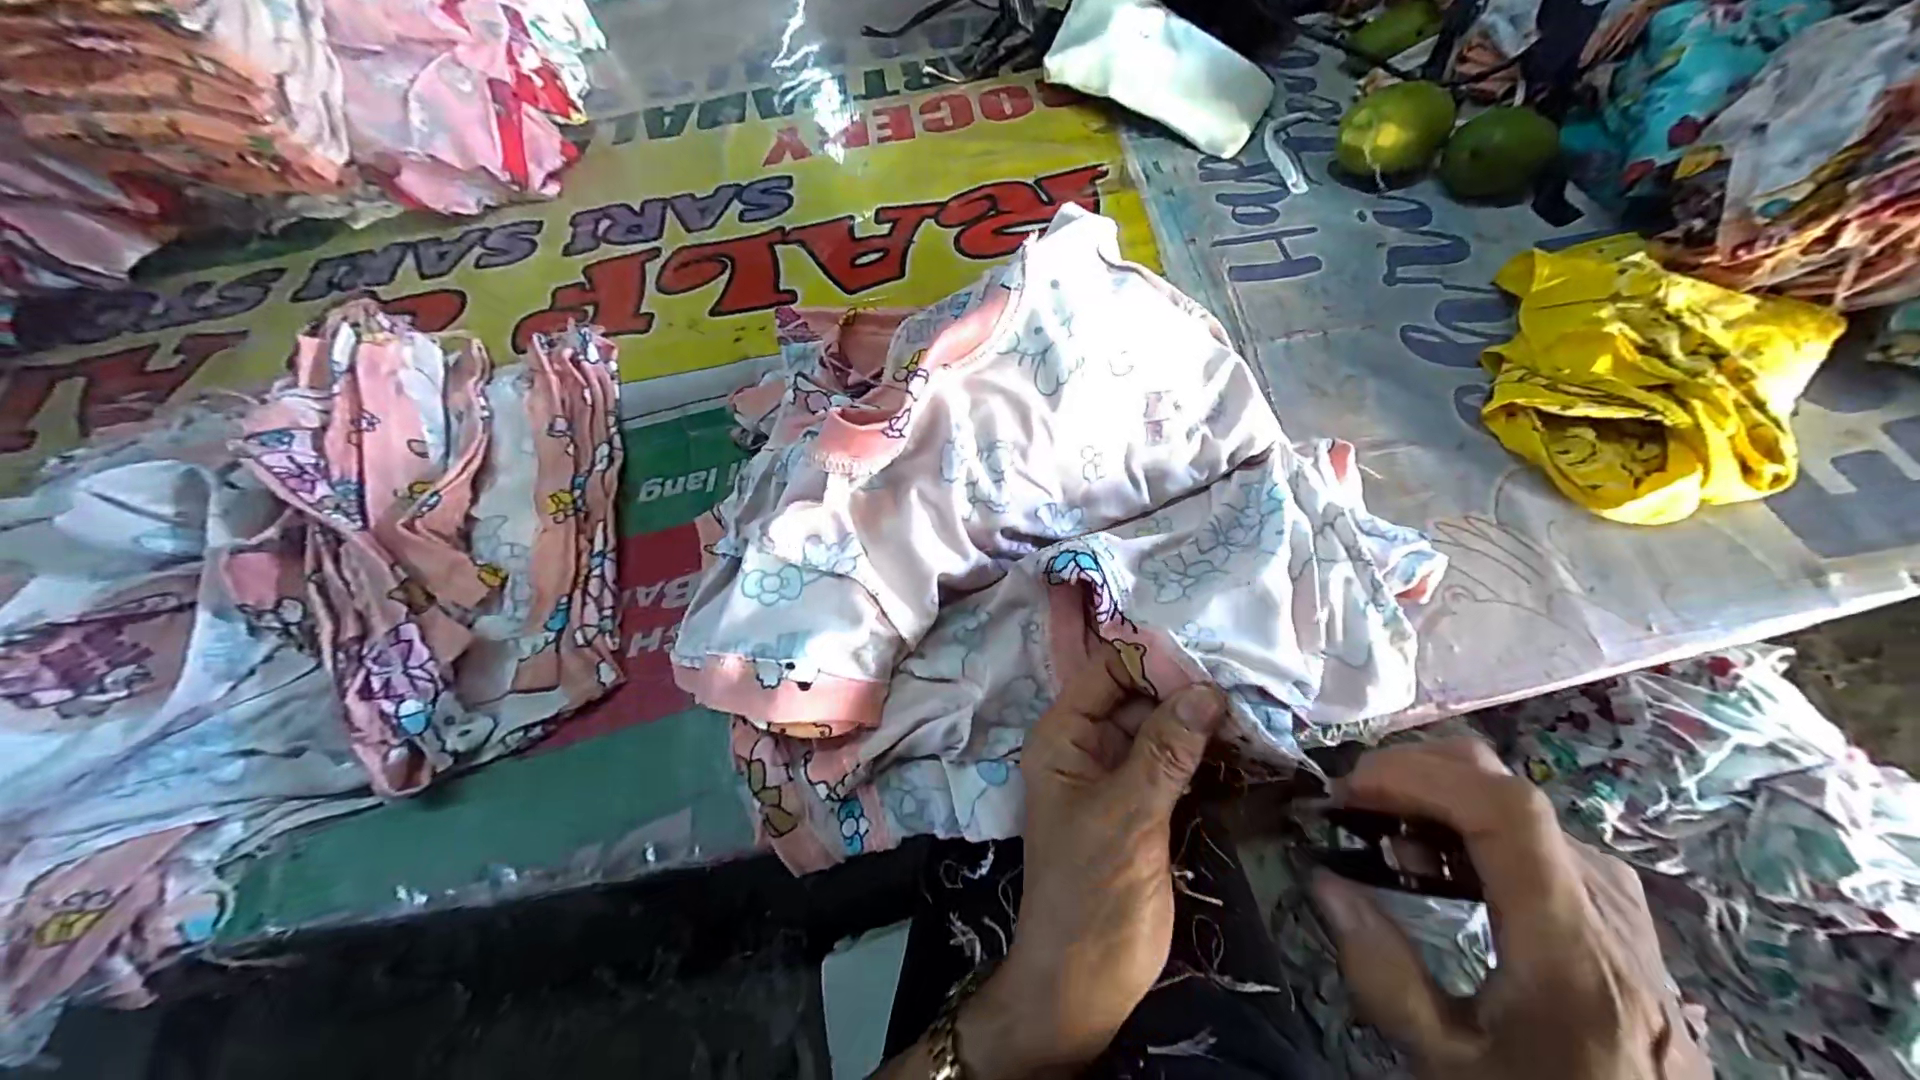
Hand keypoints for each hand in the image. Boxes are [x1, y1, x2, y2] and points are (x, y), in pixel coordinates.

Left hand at [956, 651, 1226, 1077]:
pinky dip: (1207, 754)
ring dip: (1203, 721)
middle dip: (1187, 689)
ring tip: (1259, 706)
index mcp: (1063, 736)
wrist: (1083, 984)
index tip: (1211, 658)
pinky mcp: (1146, 804)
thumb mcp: (1127, 816)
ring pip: (1163, 729)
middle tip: (1250, 681)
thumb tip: (1208, 690)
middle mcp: (1088, 746)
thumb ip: (1165, 752)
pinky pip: (1177, 763)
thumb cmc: (1091, 895)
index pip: (1106, 673)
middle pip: (1139, 697)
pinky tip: (1248, 745)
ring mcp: (1118, 775)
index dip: (1153, 661)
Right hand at [1310, 739, 1709, 1079]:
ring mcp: (1612, 897)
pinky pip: (1526, 826)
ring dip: (1433, 788)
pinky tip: (1425, 850)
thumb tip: (1323, 880)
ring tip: (1375, 821)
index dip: (1419, 776)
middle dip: (1413, 769)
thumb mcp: (1446, 1062)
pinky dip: (1460, 813)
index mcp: (1571, 949)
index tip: (1350, 791)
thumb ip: (1381, 972)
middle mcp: (1603, 906)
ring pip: (1514, 796)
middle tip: (1349, 798)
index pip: (1506, 812)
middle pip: (1507, 786)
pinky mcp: (1605, 901)